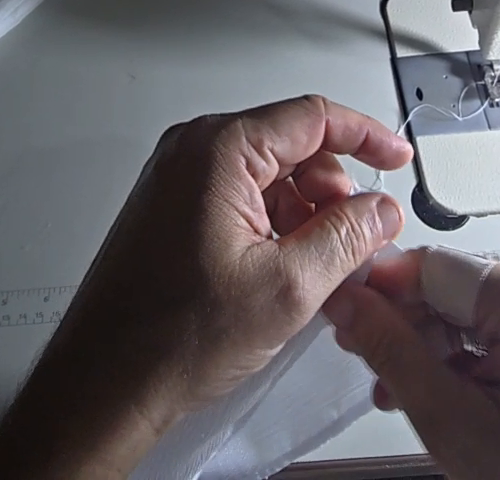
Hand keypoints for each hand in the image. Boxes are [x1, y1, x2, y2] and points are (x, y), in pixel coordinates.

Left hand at [0, 96, 411, 479]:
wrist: (103, 383)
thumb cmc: (169, 337)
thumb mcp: (286, 289)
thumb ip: (347, 238)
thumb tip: (381, 210)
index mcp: (219, 150)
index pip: (311, 116)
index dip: (365, 135)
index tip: (396, 158)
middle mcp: (194, 150)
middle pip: (292, 145)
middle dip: (333, 188)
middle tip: (357, 237)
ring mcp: (180, 174)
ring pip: (269, 173)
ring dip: (305, 211)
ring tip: (319, 266)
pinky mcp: (175, 201)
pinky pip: (242, 192)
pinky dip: (275, 221)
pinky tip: (286, 266)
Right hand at [323, 248, 499, 479]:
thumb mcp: (454, 421)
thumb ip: (392, 352)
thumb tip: (350, 303)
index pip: (434, 265)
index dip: (381, 286)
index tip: (343, 303)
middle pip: (446, 288)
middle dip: (400, 322)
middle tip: (360, 350)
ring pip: (460, 314)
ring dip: (420, 346)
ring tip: (391, 383)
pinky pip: (483, 336)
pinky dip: (449, 361)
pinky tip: (423, 388)